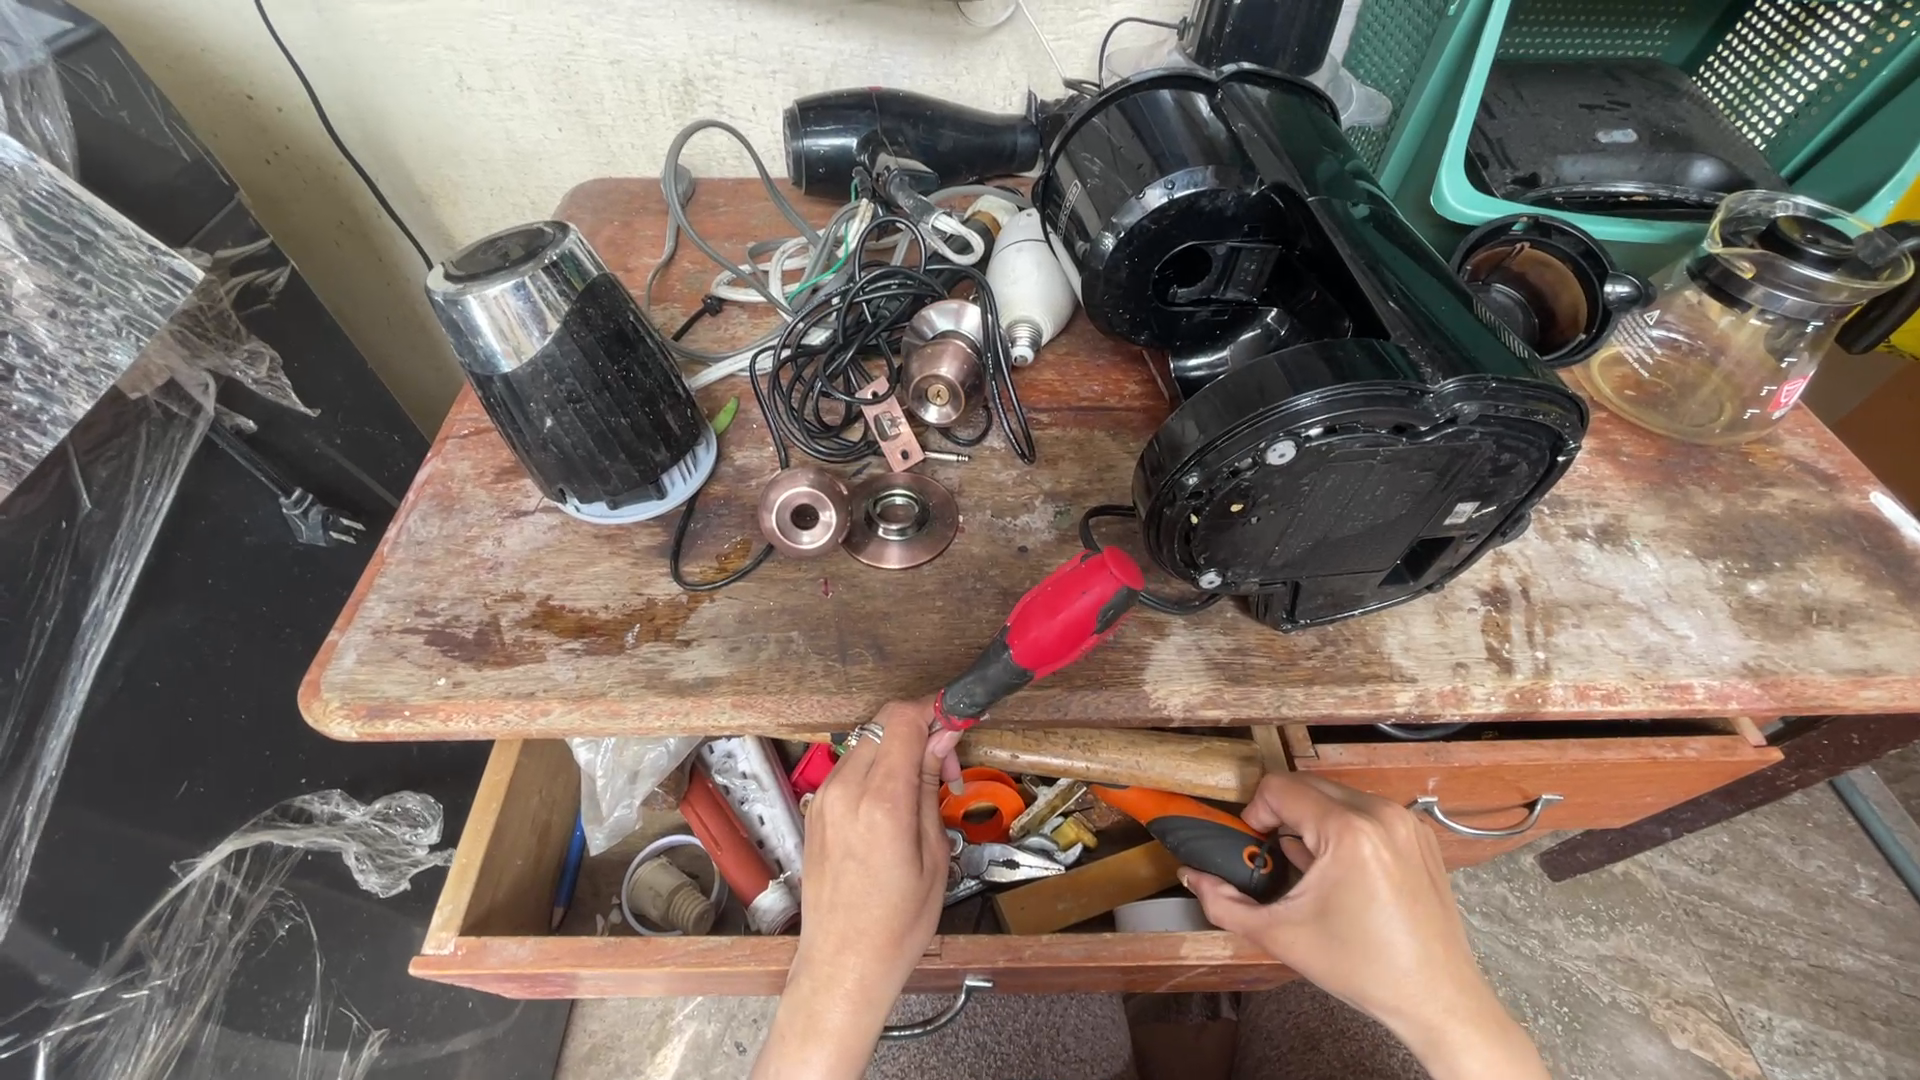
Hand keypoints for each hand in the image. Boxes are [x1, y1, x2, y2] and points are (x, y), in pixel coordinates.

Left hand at [753, 700, 961, 1079]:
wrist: (842, 966)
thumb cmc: (897, 923)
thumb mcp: (934, 854)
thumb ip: (931, 786)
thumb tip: (942, 737)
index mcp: (881, 800)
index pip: (903, 718)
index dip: (935, 709)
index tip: (957, 720)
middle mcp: (845, 789)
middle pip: (883, 722)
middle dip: (920, 727)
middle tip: (946, 763)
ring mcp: (824, 797)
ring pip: (866, 741)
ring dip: (898, 747)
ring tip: (923, 787)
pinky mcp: (815, 809)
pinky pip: (849, 766)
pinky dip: (876, 766)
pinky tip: (895, 801)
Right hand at [1182, 773, 1547, 1079]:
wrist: (1439, 1000)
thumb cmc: (1363, 968)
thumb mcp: (1281, 935)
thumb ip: (1224, 903)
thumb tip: (1191, 876)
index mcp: (1348, 831)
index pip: (1278, 788)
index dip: (1255, 812)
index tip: (1254, 845)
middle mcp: (1380, 814)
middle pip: (1305, 784)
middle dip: (1280, 813)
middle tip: (1274, 853)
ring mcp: (1405, 821)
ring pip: (1334, 794)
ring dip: (1310, 818)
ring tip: (1308, 864)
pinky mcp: (1418, 834)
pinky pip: (1363, 810)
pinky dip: (1341, 826)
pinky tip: (1341, 869)